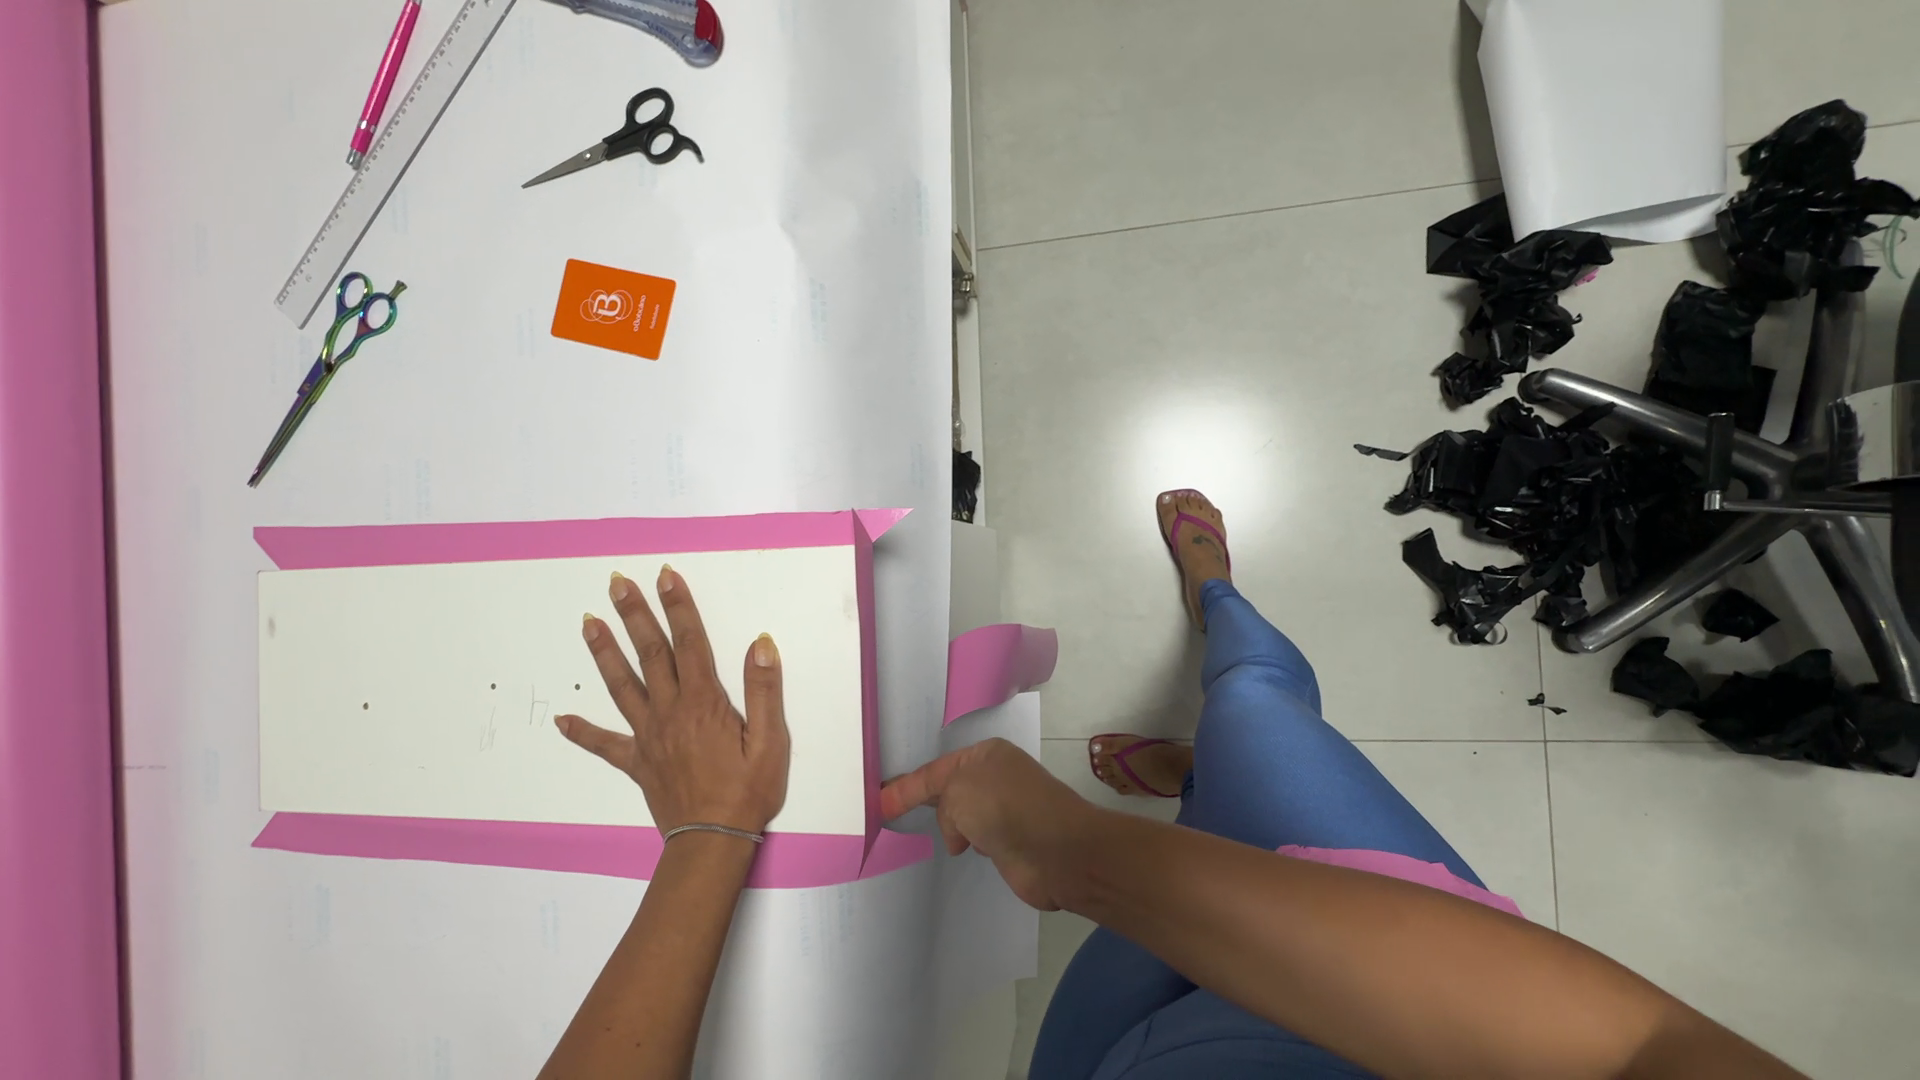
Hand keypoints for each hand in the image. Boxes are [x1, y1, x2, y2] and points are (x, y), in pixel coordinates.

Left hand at [556, 566, 790, 834]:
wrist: (713, 842)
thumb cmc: (748, 790)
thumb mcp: (771, 741)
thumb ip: (764, 690)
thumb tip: (759, 644)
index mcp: (704, 702)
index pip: (689, 643)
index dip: (678, 607)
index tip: (665, 576)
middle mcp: (670, 711)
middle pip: (650, 654)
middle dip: (635, 615)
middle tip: (617, 583)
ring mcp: (648, 737)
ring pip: (622, 686)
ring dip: (605, 653)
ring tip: (588, 623)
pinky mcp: (637, 763)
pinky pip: (605, 745)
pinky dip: (583, 733)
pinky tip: (562, 721)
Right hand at [880, 738, 1099, 910]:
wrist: (1059, 852)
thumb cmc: (1007, 810)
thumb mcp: (959, 791)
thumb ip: (941, 802)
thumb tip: (958, 833)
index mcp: (985, 755)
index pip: (935, 770)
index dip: (905, 787)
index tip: (880, 803)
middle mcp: (995, 778)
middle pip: (947, 790)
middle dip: (926, 803)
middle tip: (894, 819)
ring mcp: (1004, 810)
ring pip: (961, 817)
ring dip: (950, 828)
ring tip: (943, 840)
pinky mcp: (1010, 842)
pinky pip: (975, 839)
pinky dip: (965, 844)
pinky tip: (962, 852)